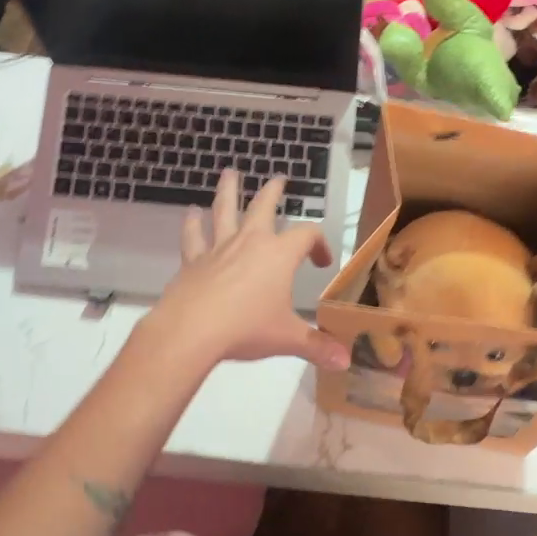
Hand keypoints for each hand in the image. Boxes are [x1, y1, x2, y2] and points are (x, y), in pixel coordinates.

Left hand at [134, 170, 350, 372]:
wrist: (191, 331)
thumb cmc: (246, 329)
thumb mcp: (287, 338)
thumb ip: (316, 346)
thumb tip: (345, 361)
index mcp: (279, 255)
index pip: (307, 235)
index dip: (320, 244)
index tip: (322, 262)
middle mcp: (250, 242)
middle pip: (264, 207)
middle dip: (273, 192)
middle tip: (279, 179)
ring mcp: (219, 248)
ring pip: (224, 210)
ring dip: (228, 191)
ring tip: (229, 173)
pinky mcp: (193, 261)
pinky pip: (193, 236)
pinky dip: (192, 224)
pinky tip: (190, 213)